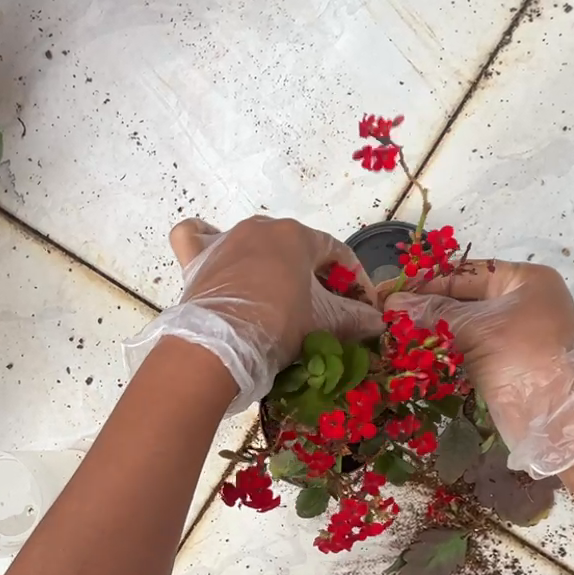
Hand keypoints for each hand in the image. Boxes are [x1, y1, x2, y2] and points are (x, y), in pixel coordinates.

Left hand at [125, 216, 380, 413]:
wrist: (223, 345)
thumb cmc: (279, 326)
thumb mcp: (324, 323)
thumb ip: (354, 318)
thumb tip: (378, 322)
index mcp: (297, 236)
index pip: (337, 254)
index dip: (355, 282)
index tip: (362, 307)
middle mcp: (261, 229)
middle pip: (295, 250)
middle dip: (312, 277)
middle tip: (322, 310)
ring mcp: (226, 240)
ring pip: (250, 242)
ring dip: (267, 264)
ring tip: (276, 297)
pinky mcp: (196, 259)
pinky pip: (195, 237)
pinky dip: (204, 242)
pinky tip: (213, 256)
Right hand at [386, 260, 573, 477]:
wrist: (552, 414)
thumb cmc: (523, 357)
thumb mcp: (475, 328)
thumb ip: (433, 313)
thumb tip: (393, 302)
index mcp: (524, 280)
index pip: (464, 273)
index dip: (425, 282)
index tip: (388, 291)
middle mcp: (520, 301)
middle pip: (461, 298)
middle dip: (424, 307)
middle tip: (386, 313)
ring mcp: (512, 332)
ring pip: (460, 324)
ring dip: (428, 329)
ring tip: (392, 333)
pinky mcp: (502, 360)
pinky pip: (465, 346)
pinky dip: (441, 348)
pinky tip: (412, 351)